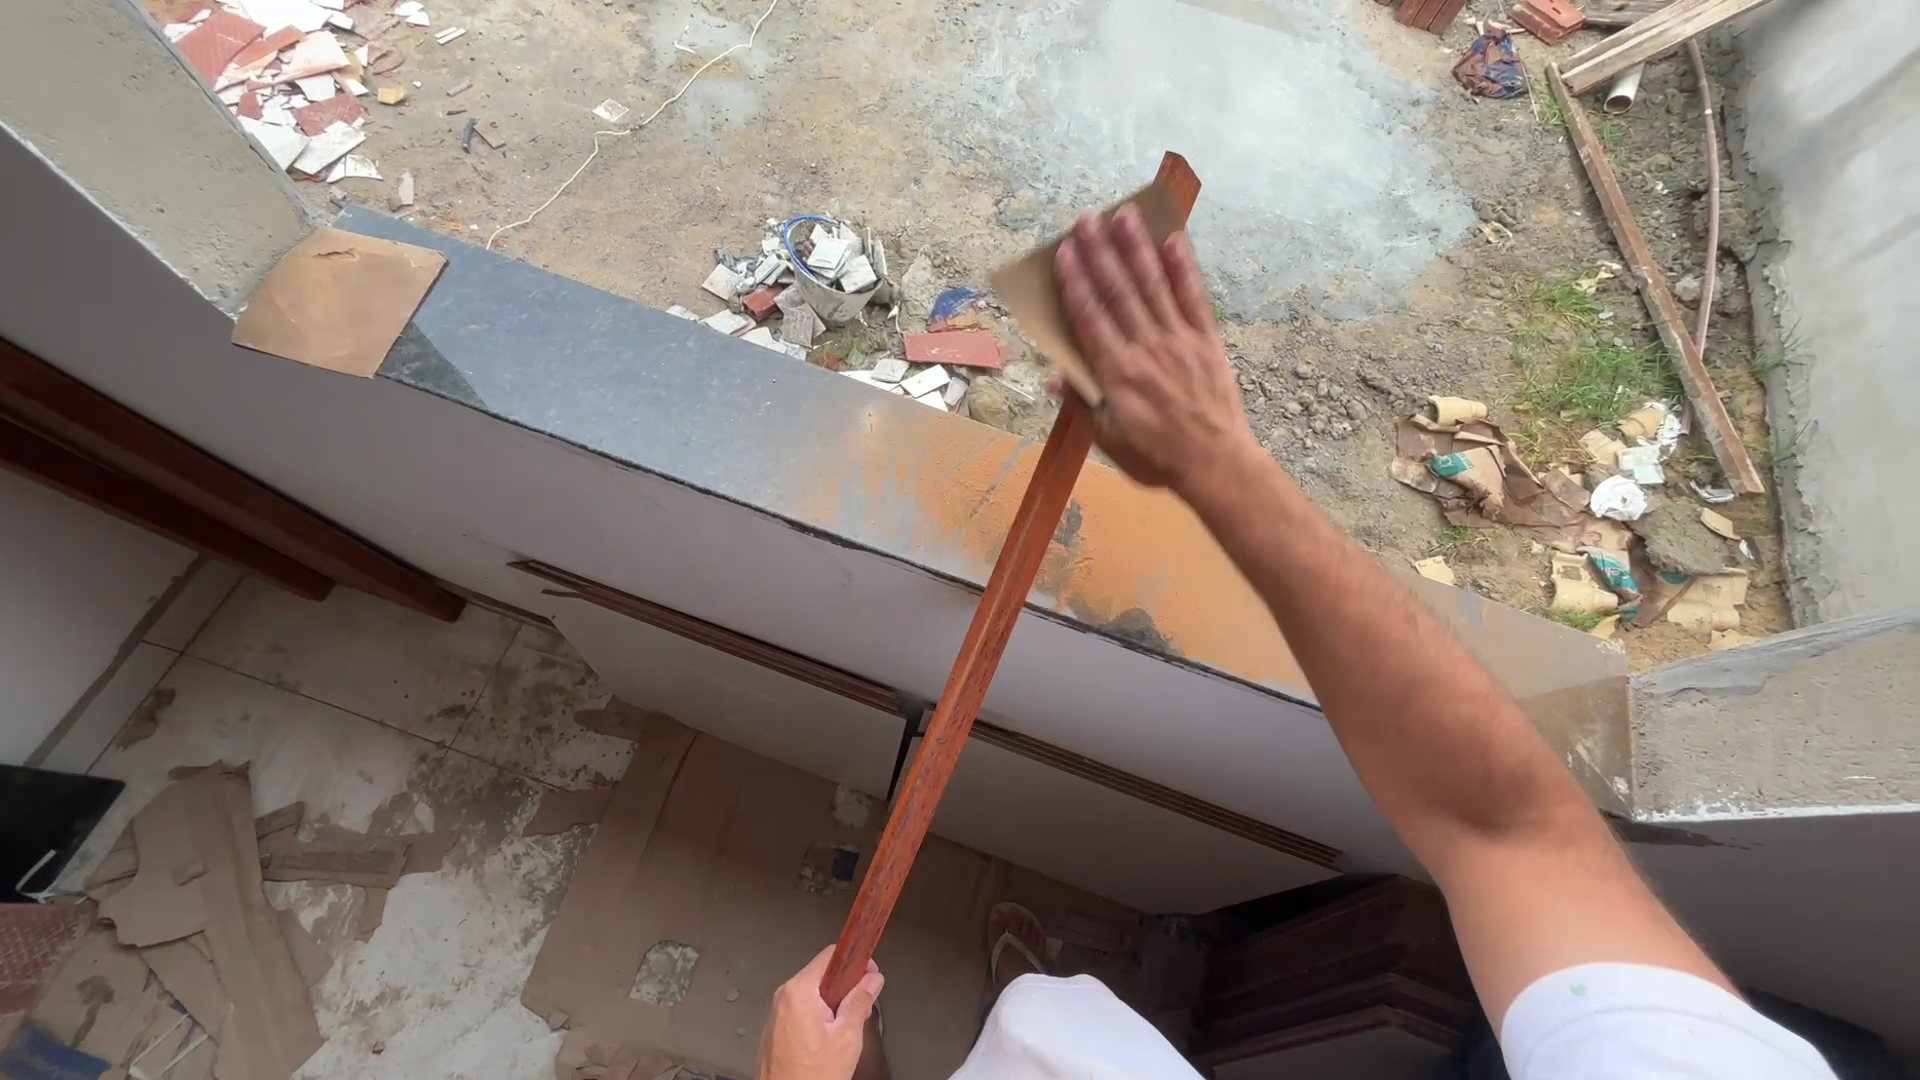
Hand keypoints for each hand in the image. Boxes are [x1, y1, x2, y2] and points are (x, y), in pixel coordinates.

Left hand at [759, 946, 882, 1079]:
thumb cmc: (815, 1075)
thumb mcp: (847, 1037)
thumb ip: (861, 1001)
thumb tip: (873, 977)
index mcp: (799, 990)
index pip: (831, 955)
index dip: (855, 962)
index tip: (871, 975)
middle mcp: (784, 995)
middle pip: (822, 975)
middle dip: (846, 987)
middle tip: (863, 1009)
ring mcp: (776, 1013)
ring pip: (813, 995)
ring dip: (834, 1004)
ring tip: (847, 1029)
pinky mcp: (775, 1030)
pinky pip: (801, 1011)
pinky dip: (818, 1017)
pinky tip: (828, 1040)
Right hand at [1055, 204, 1253, 493]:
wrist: (1214, 464)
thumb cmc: (1155, 457)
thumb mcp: (1108, 440)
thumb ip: (1082, 404)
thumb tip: (1054, 377)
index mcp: (1117, 373)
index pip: (1090, 317)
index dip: (1075, 282)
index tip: (1064, 251)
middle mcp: (1146, 348)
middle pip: (1118, 292)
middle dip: (1100, 252)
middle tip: (1086, 218)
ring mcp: (1179, 341)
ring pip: (1154, 286)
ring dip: (1137, 248)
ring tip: (1123, 214)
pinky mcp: (1207, 341)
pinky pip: (1193, 298)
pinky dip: (1183, 269)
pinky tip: (1173, 240)